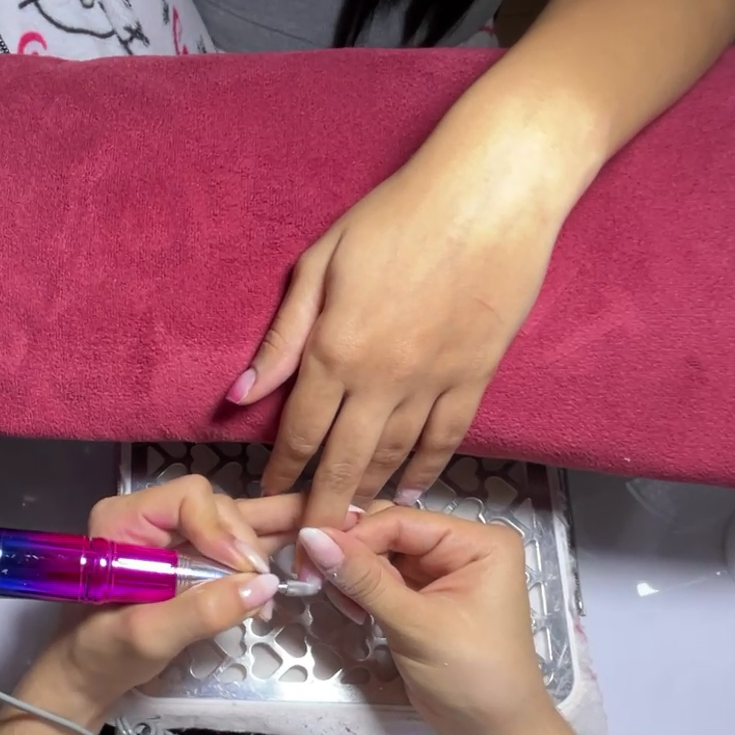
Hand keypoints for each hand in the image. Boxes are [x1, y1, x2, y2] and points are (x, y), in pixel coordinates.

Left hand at [19, 477, 321, 725]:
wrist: (90, 674)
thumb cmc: (103, 654)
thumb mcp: (148, 636)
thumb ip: (201, 610)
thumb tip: (262, 586)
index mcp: (124, 521)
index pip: (187, 498)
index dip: (221, 529)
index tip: (242, 571)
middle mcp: (148, 516)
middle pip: (215, 508)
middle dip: (244, 544)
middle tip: (261, 588)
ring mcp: (171, 533)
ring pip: (230, 521)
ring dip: (261, 546)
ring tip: (300, 563)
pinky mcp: (188, 553)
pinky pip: (230, 541)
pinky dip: (261, 550)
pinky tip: (298, 551)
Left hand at [231, 136, 569, 529]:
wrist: (494, 188)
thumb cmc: (395, 217)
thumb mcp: (319, 265)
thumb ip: (282, 338)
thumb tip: (241, 394)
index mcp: (335, 353)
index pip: (299, 433)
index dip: (281, 471)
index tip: (268, 498)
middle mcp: (380, 380)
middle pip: (344, 463)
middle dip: (321, 509)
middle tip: (308, 546)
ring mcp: (432, 382)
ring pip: (393, 457)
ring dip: (368, 495)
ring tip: (349, 526)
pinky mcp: (476, 377)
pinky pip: (447, 439)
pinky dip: (427, 470)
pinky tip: (411, 494)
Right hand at [294, 507, 550, 733]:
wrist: (491, 733)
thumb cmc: (471, 676)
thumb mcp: (414, 623)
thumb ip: (363, 578)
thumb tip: (312, 536)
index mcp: (478, 542)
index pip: (401, 521)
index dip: (354, 536)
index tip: (310, 555)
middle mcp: (461, 548)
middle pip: (388, 532)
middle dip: (352, 555)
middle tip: (317, 579)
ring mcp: (440, 571)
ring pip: (378, 554)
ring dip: (353, 576)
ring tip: (345, 606)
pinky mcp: (421, 594)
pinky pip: (380, 576)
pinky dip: (360, 590)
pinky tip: (353, 610)